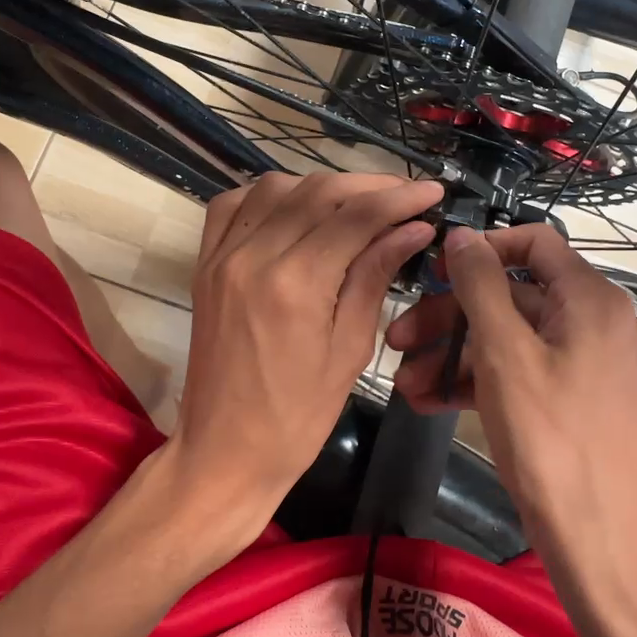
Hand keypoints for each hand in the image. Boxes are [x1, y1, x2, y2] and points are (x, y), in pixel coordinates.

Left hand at [173, 172, 441, 516]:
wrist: (224, 451)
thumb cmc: (298, 416)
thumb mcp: (350, 350)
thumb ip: (375, 276)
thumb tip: (414, 228)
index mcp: (294, 284)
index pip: (355, 216)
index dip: (399, 198)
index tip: (432, 191)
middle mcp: (253, 255)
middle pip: (317, 191)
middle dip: (368, 186)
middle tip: (404, 196)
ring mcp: (221, 256)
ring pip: (275, 187)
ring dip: (321, 186)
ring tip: (356, 203)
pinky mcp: (204, 263)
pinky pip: (232, 205)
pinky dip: (268, 195)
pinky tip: (295, 208)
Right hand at [385, 225, 636, 542]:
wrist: (599, 542)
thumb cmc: (550, 437)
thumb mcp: (505, 353)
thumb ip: (480, 286)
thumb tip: (462, 234)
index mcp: (589, 298)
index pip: (534, 241)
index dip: (481, 248)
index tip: (433, 270)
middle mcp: (591, 321)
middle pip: (510, 295)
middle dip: (450, 316)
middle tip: (397, 339)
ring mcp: (582, 364)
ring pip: (507, 338)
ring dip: (453, 354)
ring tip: (405, 384)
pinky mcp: (569, 400)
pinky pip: (518, 373)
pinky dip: (476, 381)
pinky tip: (428, 402)